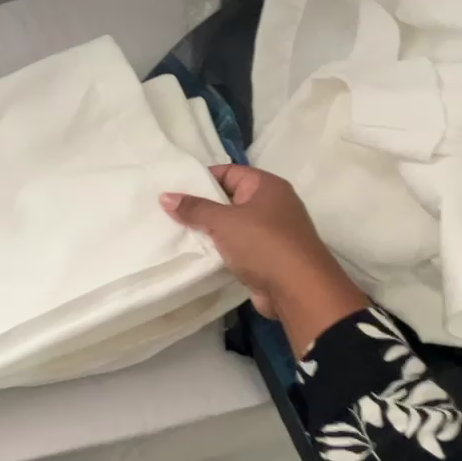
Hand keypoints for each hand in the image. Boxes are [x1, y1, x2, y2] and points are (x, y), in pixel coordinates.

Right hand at [162, 165, 368, 352]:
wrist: (296, 288)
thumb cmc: (263, 244)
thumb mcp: (224, 222)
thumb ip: (194, 209)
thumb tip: (165, 196)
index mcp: (266, 186)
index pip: (228, 172)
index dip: (200, 179)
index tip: (173, 189)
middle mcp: (270, 204)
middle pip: (228, 198)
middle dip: (199, 205)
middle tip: (167, 211)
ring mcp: (268, 230)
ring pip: (229, 224)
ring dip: (206, 229)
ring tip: (174, 232)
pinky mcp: (263, 254)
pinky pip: (234, 244)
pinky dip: (217, 247)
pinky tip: (194, 252)